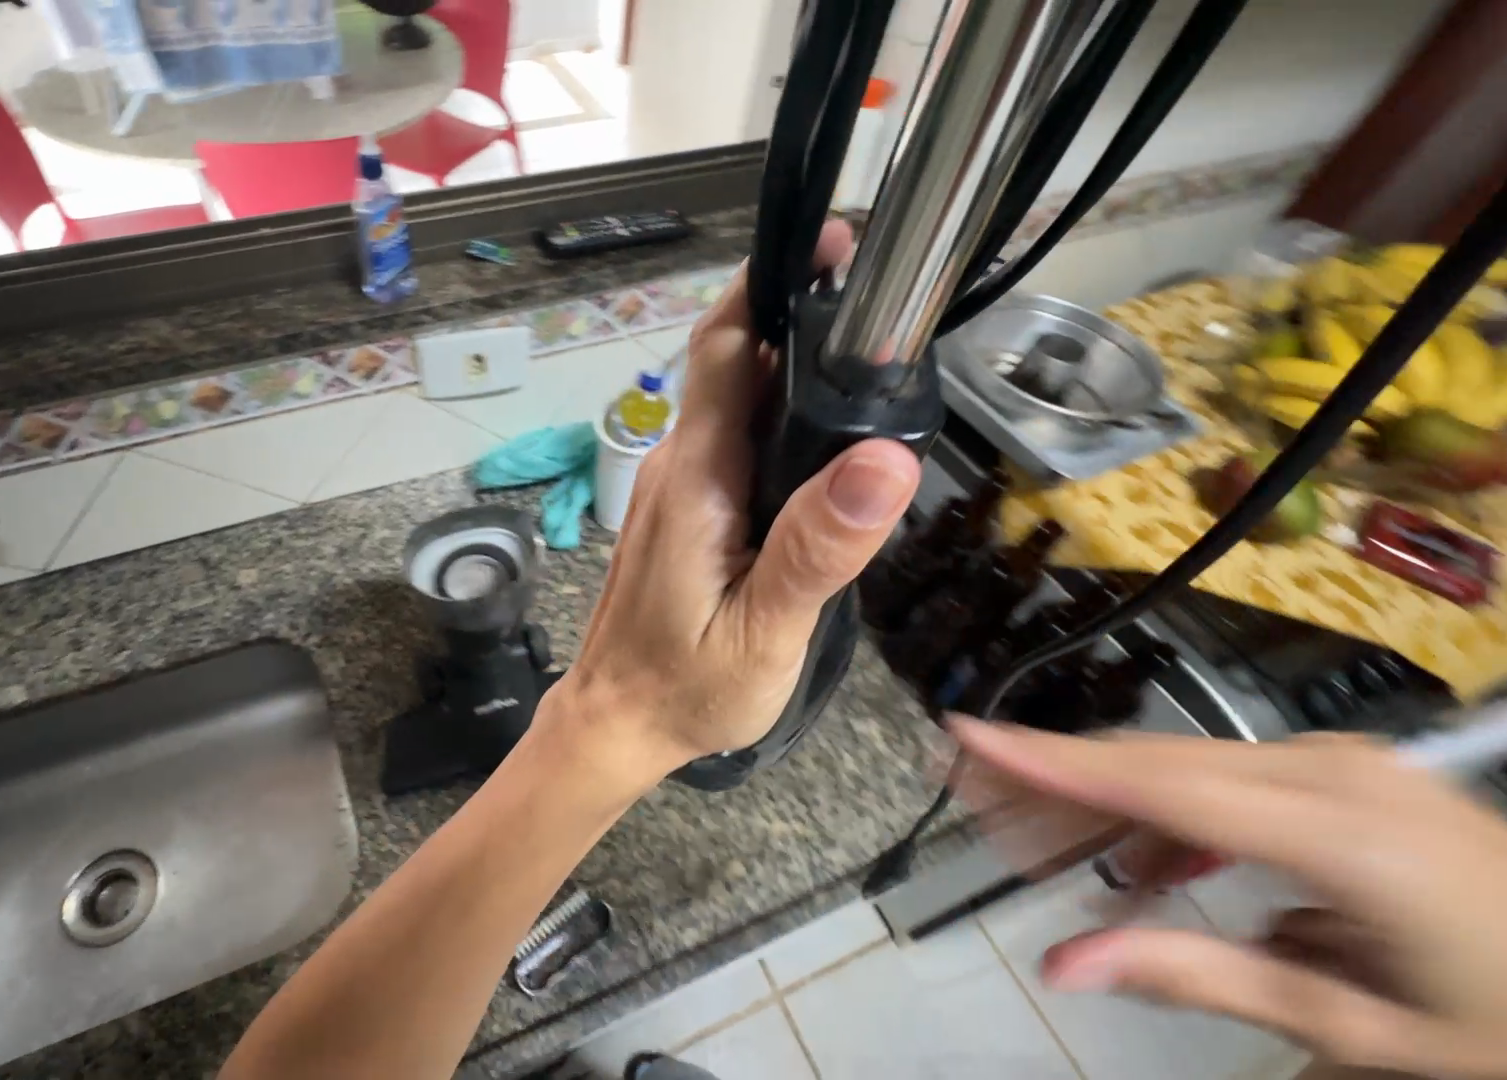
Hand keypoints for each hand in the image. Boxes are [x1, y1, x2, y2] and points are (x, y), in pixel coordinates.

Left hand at [536, 221, 922, 787]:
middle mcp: (681, 463)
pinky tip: (828, 445)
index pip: (725, 350)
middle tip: (888, 307)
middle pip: (737, 365)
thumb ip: (814, 548)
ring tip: (876, 366)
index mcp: (696, 476)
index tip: (837, 249)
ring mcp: (679, 485)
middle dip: (802, 321)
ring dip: (796, 374)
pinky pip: (735, 445)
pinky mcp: (685, 510)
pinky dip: (781, 425)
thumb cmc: (684, 686)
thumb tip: (884, 458)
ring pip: (738, 406)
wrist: (618, 720)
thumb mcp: (762, 631)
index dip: (774, 288)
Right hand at [953, 718, 1506, 1079]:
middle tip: (970, 794)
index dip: (1050, 761)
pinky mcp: (1337, 767)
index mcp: (1342, 837)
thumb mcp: (1361, 1027)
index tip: (965, 734)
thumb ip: (1201, 979)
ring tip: (1041, 843)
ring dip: (1100, 801)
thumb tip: (1059, 967)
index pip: (1158, 786)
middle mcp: (1328, 773)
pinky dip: (1162, 813)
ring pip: (1173, 764)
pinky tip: (1147, 864)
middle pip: (1148, 763)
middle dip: (1050, 779)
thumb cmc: (1504, 1019)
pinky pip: (1217, 776)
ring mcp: (1335, 761)